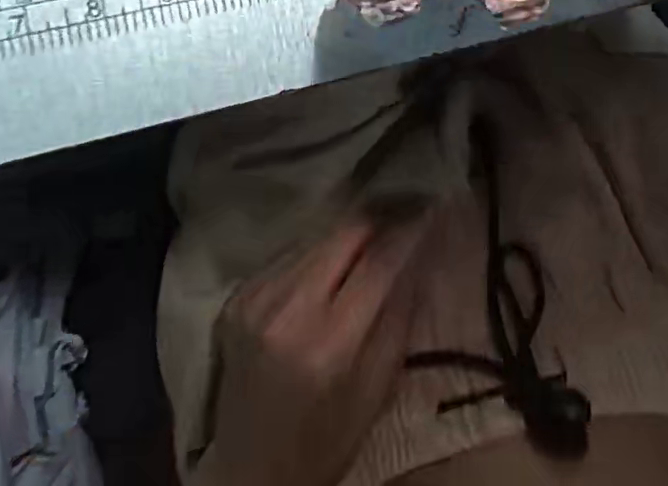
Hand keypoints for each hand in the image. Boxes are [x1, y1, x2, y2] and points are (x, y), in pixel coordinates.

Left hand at [194, 208, 435, 485]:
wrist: (250, 473)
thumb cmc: (325, 442)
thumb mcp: (376, 391)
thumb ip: (399, 317)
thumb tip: (418, 255)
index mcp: (328, 343)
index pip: (378, 263)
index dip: (408, 230)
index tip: (429, 208)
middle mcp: (287, 309)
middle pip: (345, 234)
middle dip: (380, 220)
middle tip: (405, 212)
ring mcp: (256, 298)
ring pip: (317, 237)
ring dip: (349, 235)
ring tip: (374, 236)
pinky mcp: (238, 296)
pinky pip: (290, 255)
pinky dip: (317, 254)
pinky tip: (330, 266)